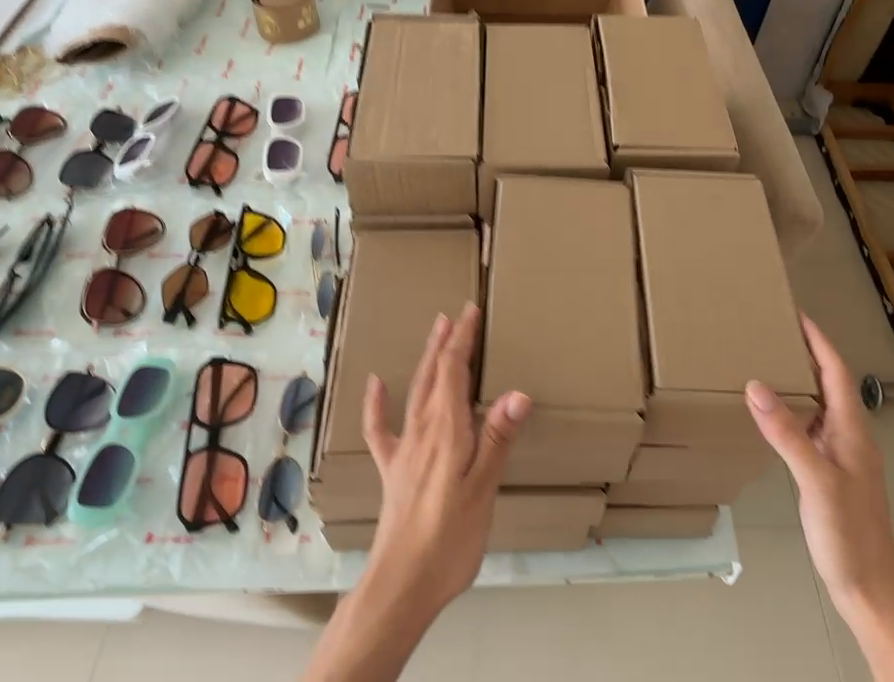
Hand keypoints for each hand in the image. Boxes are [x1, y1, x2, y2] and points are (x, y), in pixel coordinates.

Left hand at [360, 302, 531, 616]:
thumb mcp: (483, 488)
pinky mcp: (393, 472)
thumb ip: (497, 439)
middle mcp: (422, 432)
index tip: (471, 311)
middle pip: (433, 377)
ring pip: (415, 394)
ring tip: (433, 334)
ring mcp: (404, 451)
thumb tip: (518, 392)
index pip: (453, 373)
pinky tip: (376, 385)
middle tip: (455, 314)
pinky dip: (378, 404)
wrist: (402, 582)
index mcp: (447, 432)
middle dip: (445, 343)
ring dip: (425, 362)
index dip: (462, 341)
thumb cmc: (450, 538)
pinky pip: (381, 429)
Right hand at [746, 312, 893, 606]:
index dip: (818, 341)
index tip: (796, 313)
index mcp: (853, 431)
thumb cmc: (849, 534)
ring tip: (769, 365)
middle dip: (807, 354)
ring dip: (800, 383)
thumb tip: (756, 384)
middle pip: (830, 384)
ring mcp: (843, 458)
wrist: (870, 587)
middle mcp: (851, 438)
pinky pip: (811, 431)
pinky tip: (773, 419)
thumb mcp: (816, 481)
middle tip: (774, 332)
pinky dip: (793, 414)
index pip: (837, 372)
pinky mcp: (832, 476)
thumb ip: (787, 433)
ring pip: (821, 407)